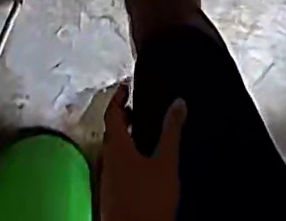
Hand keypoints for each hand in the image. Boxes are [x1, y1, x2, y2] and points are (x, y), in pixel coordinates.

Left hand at [100, 84, 186, 220]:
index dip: (117, 97)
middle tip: (137, 108)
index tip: (125, 85)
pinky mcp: (111, 198)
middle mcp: (106, 161)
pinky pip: (115, 168)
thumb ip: (171, 131)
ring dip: (124, 139)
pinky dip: (125, 157)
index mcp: (116, 148)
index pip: (111, 114)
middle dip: (122, 118)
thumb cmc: (148, 200)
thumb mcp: (165, 163)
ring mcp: (106, 182)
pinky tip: (141, 164)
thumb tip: (178, 101)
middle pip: (111, 133)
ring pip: (112, 152)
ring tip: (143, 133)